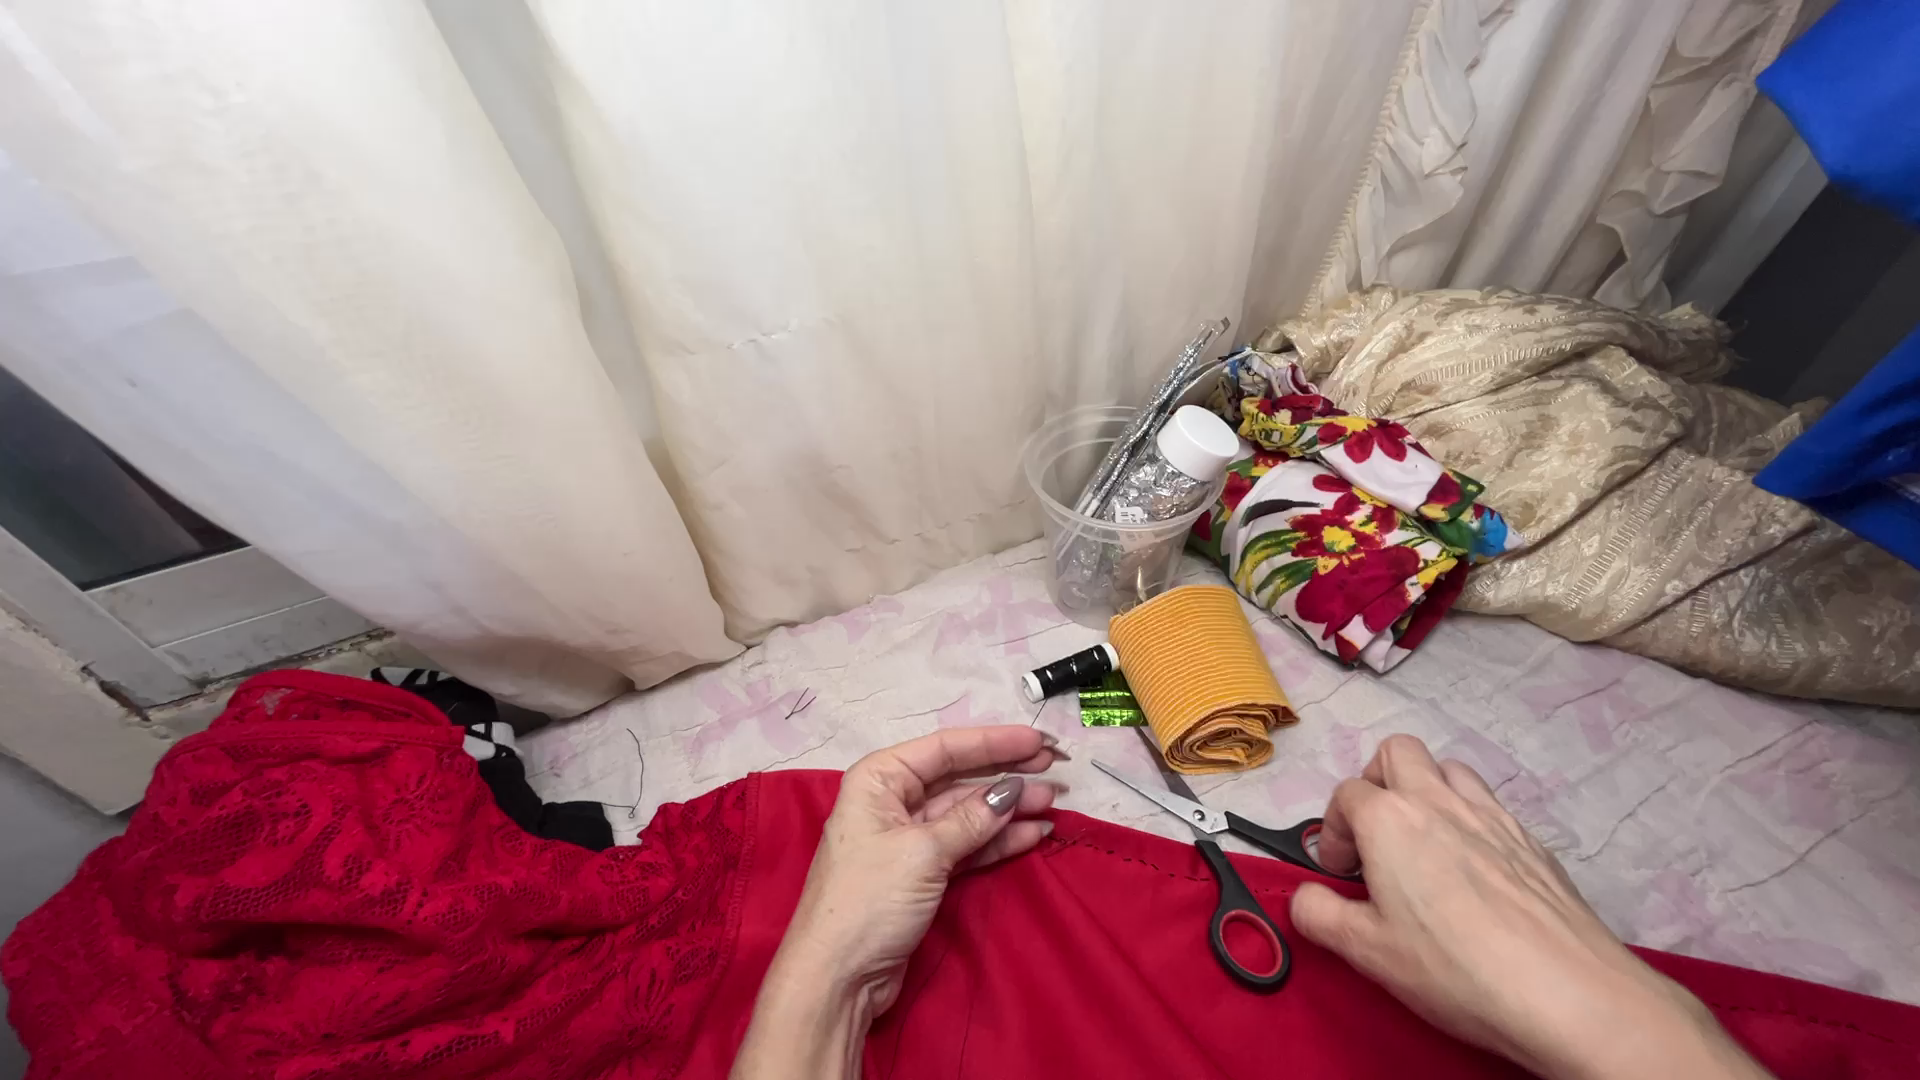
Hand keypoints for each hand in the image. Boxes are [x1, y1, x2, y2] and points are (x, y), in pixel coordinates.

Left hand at [731, 726, 1064, 1078]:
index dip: (995, 742)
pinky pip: (968, 844)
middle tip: (1054, 767)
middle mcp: (894, 799)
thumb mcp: (922, 853)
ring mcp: (910, 836)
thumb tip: (1012, 790)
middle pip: (959, 776)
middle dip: (1006, 772)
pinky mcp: (924, 871)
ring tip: (1051, 802)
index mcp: (880, 778)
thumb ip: (971, 819)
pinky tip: (1033, 833)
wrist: (836, 980)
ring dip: (1009, 808)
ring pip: (968, 811)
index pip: (946, 748)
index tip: (1038, 740)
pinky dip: (999, 839)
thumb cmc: (869, 899)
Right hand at [1291, 735, 1767, 1079]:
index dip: (1332, 832)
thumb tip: (1305, 896)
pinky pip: (1491, 807)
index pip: (1343, 796)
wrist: (1576, 999)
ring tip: (1425, 842)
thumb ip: (1315, 913)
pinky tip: (1477, 872)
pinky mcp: (1535, 843)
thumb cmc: (1456, 967)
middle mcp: (1436, 801)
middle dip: (1376, 781)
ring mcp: (1492, 816)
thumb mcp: (1364, 950)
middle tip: (1377, 833)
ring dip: (1427, 791)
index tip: (1341, 874)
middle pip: (1397, 752)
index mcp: (1388, 817)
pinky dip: (1471, 822)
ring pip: (1448, 769)